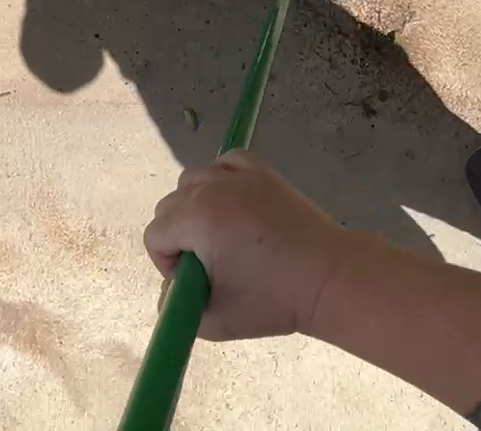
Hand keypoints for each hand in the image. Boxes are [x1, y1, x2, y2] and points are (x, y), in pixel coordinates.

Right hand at [142, 150, 355, 341]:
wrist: (325, 276)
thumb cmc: (271, 299)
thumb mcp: (214, 320)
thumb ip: (177, 306)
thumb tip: (172, 288)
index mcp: (197, 218)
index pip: (155, 233)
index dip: (165, 262)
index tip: (192, 280)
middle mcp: (213, 187)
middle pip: (171, 204)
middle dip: (178, 235)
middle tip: (207, 262)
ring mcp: (240, 175)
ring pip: (194, 178)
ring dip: (195, 205)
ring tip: (220, 234)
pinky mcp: (264, 171)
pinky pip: (226, 161)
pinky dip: (221, 176)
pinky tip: (234, 202)